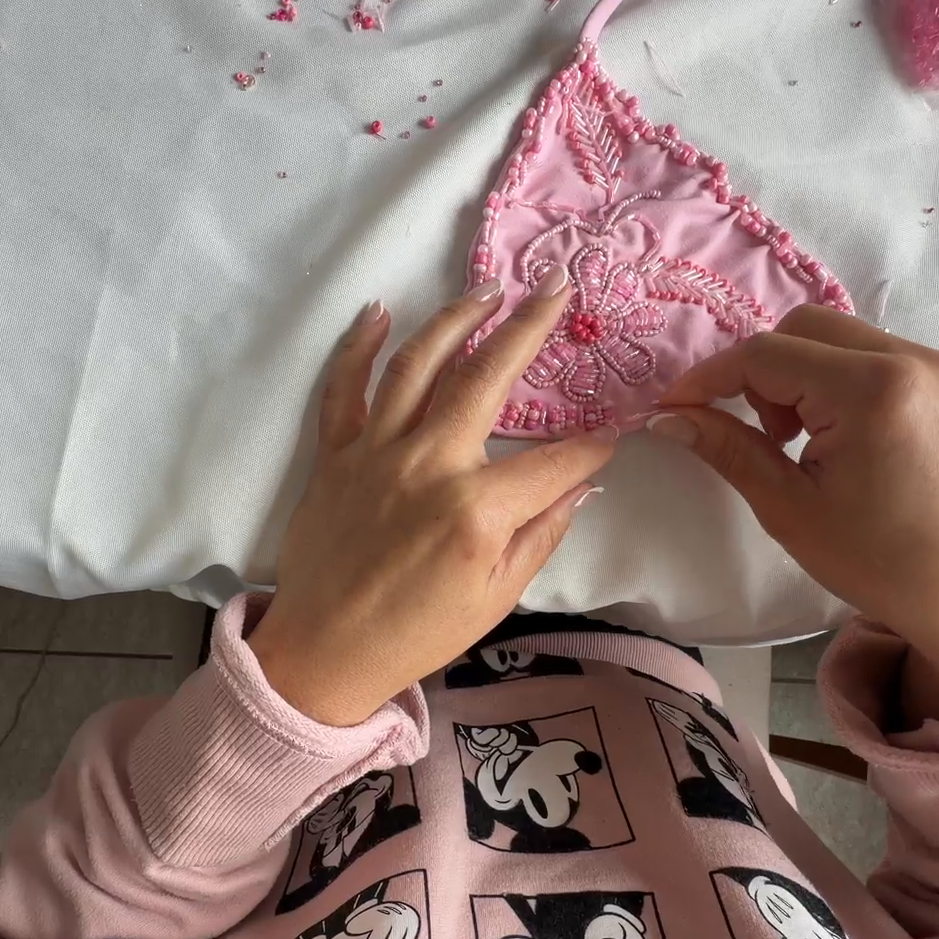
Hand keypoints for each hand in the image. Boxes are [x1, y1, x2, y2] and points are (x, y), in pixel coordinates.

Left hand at [248, 274, 616, 725]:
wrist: (324, 651)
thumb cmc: (416, 635)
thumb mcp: (497, 598)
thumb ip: (543, 533)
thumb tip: (583, 482)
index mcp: (476, 510)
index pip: (554, 461)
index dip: (592, 445)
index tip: (614, 429)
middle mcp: (427, 464)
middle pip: (486, 378)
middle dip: (529, 326)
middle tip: (555, 287)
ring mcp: (374, 452)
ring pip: (417, 364)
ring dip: (455, 319)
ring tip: (487, 289)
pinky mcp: (334, 455)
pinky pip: (343, 388)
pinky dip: (358, 347)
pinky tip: (379, 312)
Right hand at [651, 306, 938, 722]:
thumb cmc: (882, 563)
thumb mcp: (789, 508)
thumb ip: (726, 449)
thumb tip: (667, 419)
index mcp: (870, 389)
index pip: (763, 354)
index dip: (706, 377)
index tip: (672, 409)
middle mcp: (910, 359)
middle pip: (801, 328)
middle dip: (754, 370)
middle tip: (752, 430)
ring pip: (836, 337)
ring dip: (794, 373)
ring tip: (794, 439)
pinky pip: (870, 356)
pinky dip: (832, 380)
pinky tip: (833, 436)